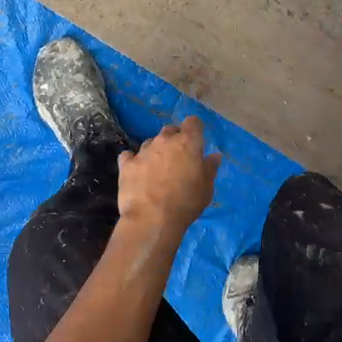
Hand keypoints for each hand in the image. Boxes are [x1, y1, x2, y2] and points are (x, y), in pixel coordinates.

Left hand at [117, 116, 220, 239]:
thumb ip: (210, 168)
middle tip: (178, 157)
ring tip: (157, 169)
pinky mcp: (126, 164)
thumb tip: (214, 155)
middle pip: (170, 129)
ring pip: (150, 142)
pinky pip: (129, 156)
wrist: (152, 219)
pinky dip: (133, 160)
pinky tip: (136, 171)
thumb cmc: (186, 202)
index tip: (196, 140)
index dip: (195, 129)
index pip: (192, 122)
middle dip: (174, 139)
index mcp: (187, 142)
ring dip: (155, 151)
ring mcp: (143, 151)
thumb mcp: (206, 188)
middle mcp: (164, 140)